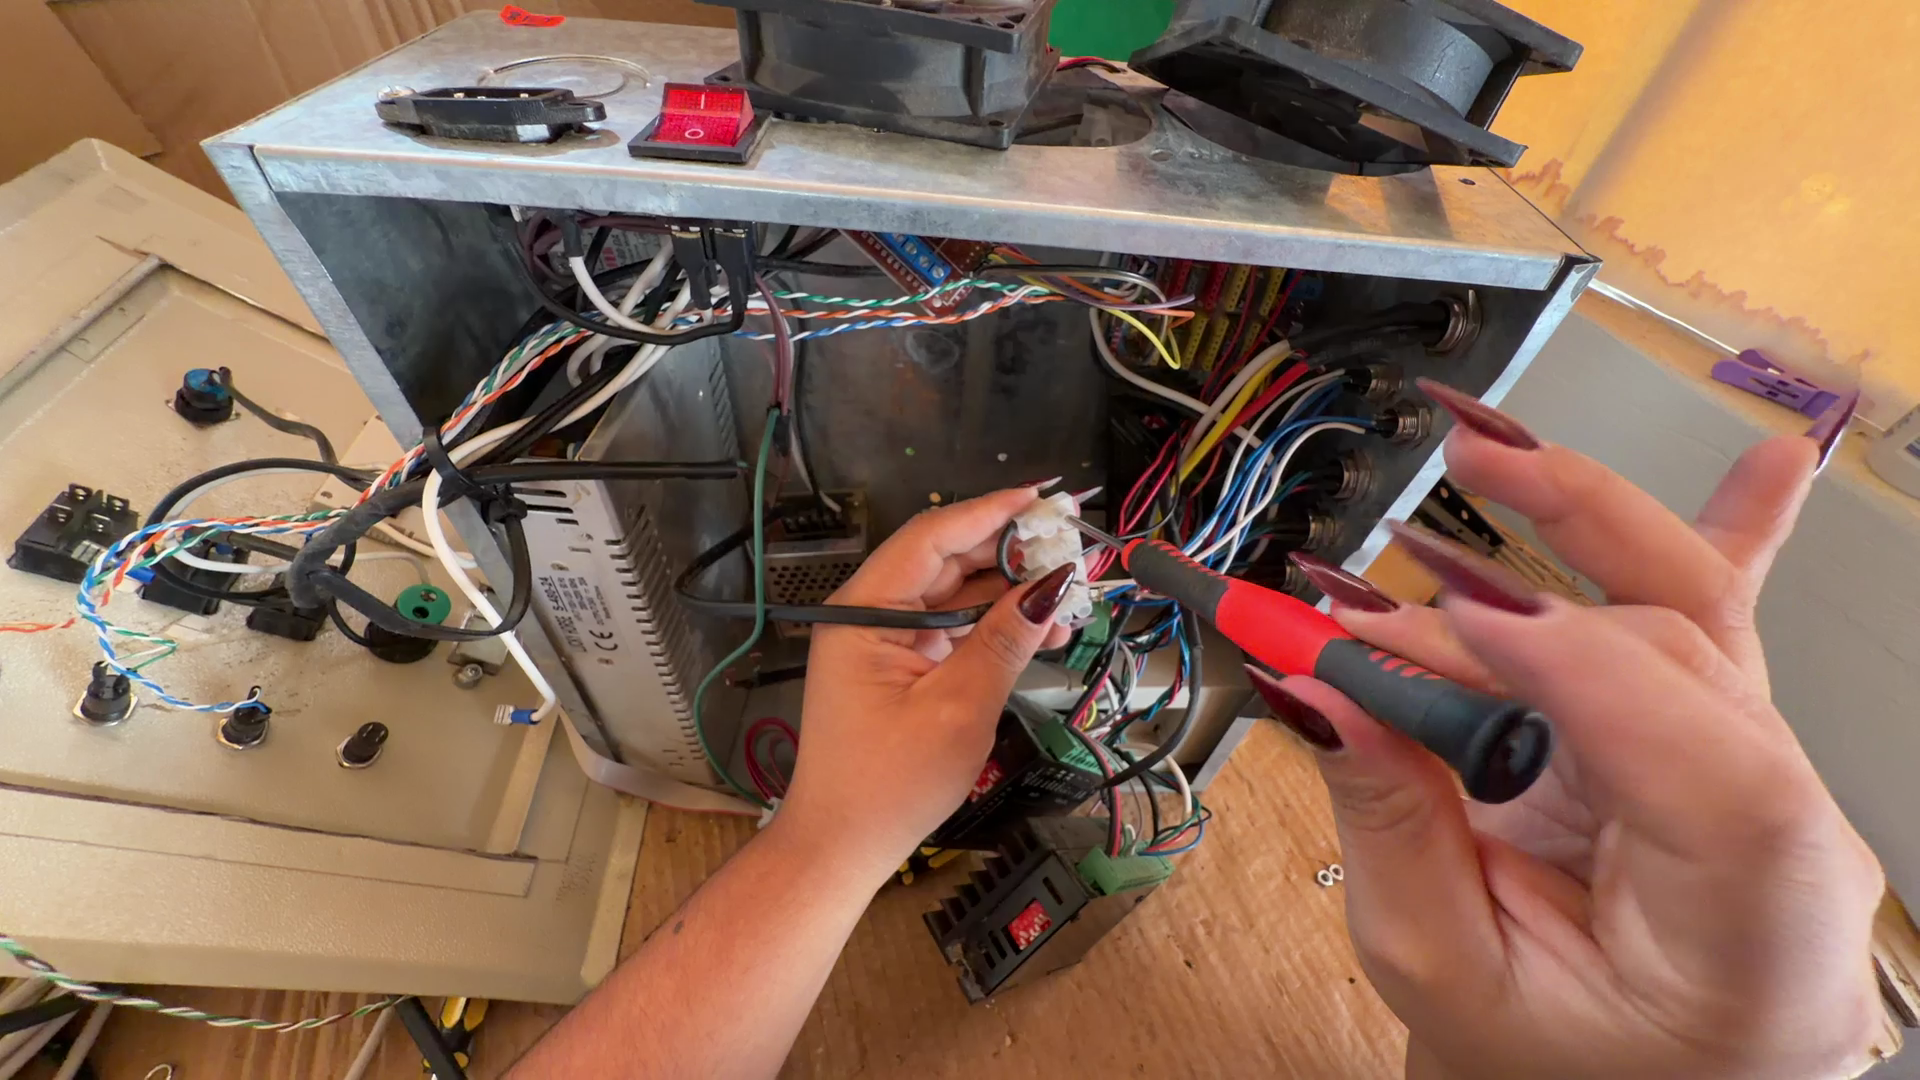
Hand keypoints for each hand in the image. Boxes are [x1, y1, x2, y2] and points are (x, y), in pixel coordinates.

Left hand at [781, 489, 1075, 878]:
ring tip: (1067, 595)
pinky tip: (1040, 629)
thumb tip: (1053, 589)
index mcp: (865, 611)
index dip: (989, 513)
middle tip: (1068, 547)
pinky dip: (992, 626)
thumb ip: (1005, 641)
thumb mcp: (958, 708)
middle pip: (945, 560)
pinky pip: (951, 627)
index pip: (932, 538)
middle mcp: (869, 612)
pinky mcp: (900, 662)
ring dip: (1008, 593)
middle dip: (1008, 553)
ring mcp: (884, 638)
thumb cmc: (890, 784)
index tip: (1041, 497)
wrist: (842, 846)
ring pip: (954, 593)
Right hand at [1262, 384, 1883, 1079]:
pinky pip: (1722, 618)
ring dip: (1570, 519)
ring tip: (1478, 455)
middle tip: (1352, 605)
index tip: (1438, 617)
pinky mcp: (1694, 729)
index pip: (1706, 770)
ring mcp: (1744, 762)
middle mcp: (1777, 826)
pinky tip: (1774, 458)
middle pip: (1660, 660)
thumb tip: (1320, 692)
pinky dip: (1731, 532)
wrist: (1618, 1063)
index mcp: (1746, 934)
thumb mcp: (1433, 957)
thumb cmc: (1538, 1046)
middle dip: (1485, 619)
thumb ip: (1385, 823)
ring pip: (1679, 608)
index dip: (1573, 671)